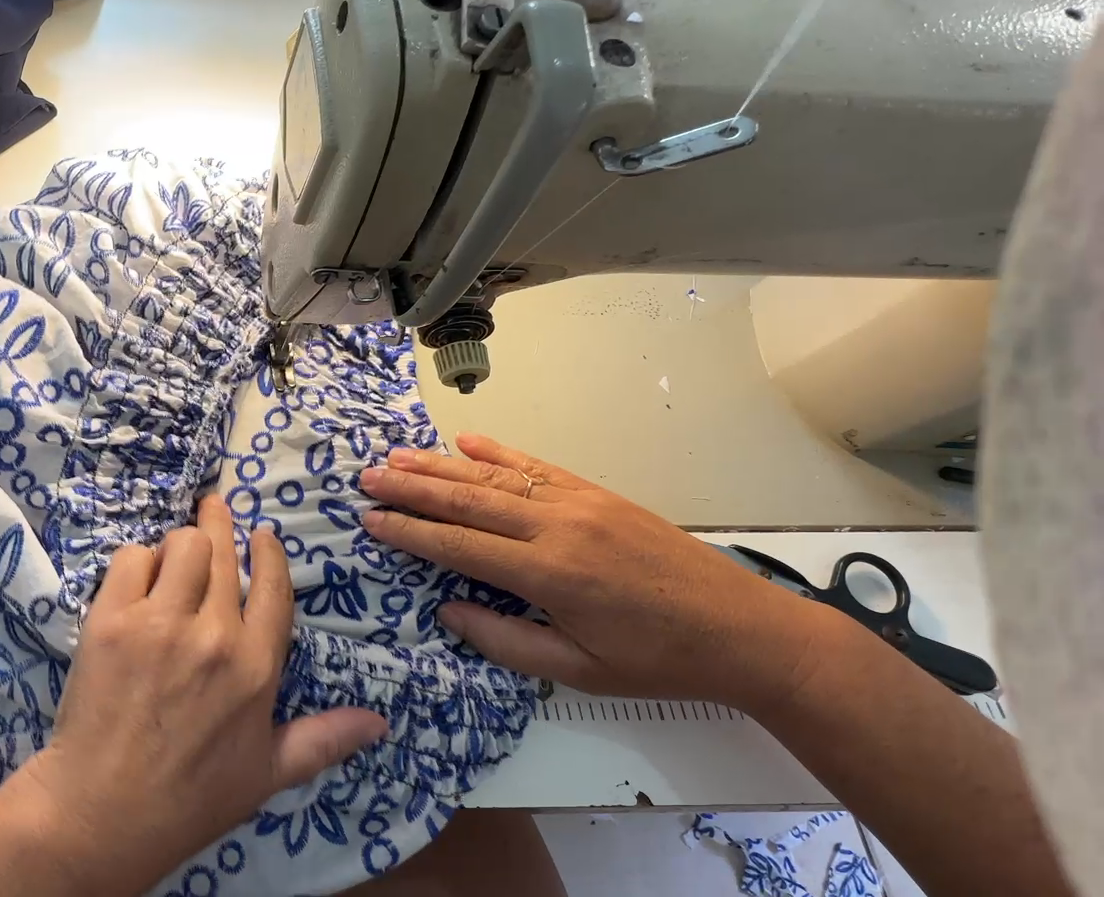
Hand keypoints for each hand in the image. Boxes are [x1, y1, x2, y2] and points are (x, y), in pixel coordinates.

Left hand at [15, 495, 387, 889]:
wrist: (103, 811)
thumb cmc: (191, 796)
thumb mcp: (268, 773)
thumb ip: (324, 739)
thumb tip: (380, 722)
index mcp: (257, 667)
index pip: (273, 586)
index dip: (267, 551)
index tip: (261, 533)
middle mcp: (214, 635)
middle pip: (224, 552)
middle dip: (221, 523)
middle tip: (214, 506)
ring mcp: (160, 623)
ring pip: (182, 544)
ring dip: (180, 545)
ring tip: (174, 555)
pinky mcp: (111, 619)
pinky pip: (131, 558)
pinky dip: (137, 562)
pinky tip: (139, 579)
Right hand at [357, 433, 842, 713]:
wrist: (745, 630)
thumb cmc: (656, 660)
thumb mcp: (580, 671)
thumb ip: (506, 642)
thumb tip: (447, 610)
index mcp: (550, 576)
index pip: (460, 547)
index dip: (410, 533)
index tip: (370, 521)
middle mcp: (557, 527)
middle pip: (467, 501)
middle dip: (412, 488)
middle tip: (367, 477)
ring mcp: (578, 503)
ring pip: (495, 478)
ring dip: (441, 465)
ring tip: (396, 456)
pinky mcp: (597, 492)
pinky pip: (536, 466)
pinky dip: (497, 452)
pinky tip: (466, 440)